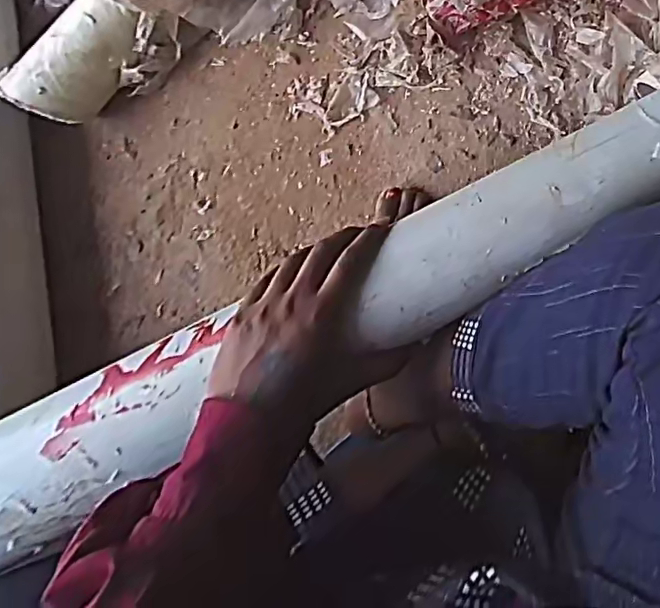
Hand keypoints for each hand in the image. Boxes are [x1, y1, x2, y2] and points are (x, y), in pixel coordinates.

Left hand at [207, 189, 415, 432]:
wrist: (246, 428)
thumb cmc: (301, 406)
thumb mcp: (352, 381)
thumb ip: (388, 362)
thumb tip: (415, 348)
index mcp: (323, 312)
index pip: (350, 260)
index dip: (367, 239)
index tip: (378, 229)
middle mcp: (293, 300)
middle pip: (322, 251)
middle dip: (343, 237)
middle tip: (357, 235)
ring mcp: (265, 305)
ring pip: (292, 261)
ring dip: (313, 250)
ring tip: (326, 250)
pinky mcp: (243, 314)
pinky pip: (265, 280)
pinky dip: (282, 270)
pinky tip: (290, 272)